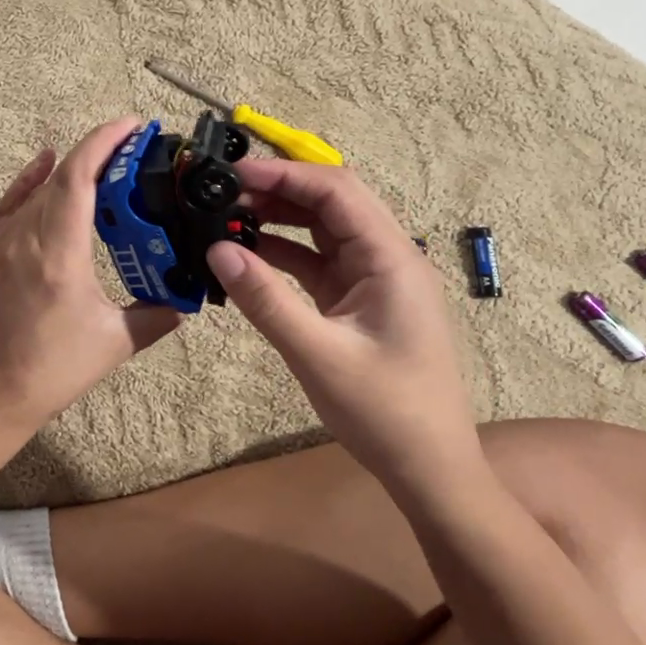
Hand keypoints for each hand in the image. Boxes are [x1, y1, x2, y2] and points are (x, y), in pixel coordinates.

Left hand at [0, 118, 182, 432]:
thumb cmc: (50, 370)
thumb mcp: (113, 343)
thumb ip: (156, 314)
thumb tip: (185, 300)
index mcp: (57, 252)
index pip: (79, 177)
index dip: (104, 143)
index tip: (131, 126)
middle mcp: (23, 236)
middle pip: (61, 177)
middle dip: (98, 156)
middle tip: (133, 153)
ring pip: (37, 190)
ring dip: (71, 173)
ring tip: (105, 166)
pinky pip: (9, 204)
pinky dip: (30, 181)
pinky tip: (45, 164)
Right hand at [204, 160, 482, 492]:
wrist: (429, 469)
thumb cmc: (384, 411)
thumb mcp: (317, 355)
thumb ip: (266, 300)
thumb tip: (216, 250)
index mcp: (392, 260)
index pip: (337, 191)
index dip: (283, 175)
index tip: (231, 175)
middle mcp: (388, 258)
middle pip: (331, 201)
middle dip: (277, 189)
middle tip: (221, 192)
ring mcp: (374, 279)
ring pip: (323, 228)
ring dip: (278, 218)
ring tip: (225, 217)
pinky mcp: (359, 300)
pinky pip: (317, 260)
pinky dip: (282, 252)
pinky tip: (245, 253)